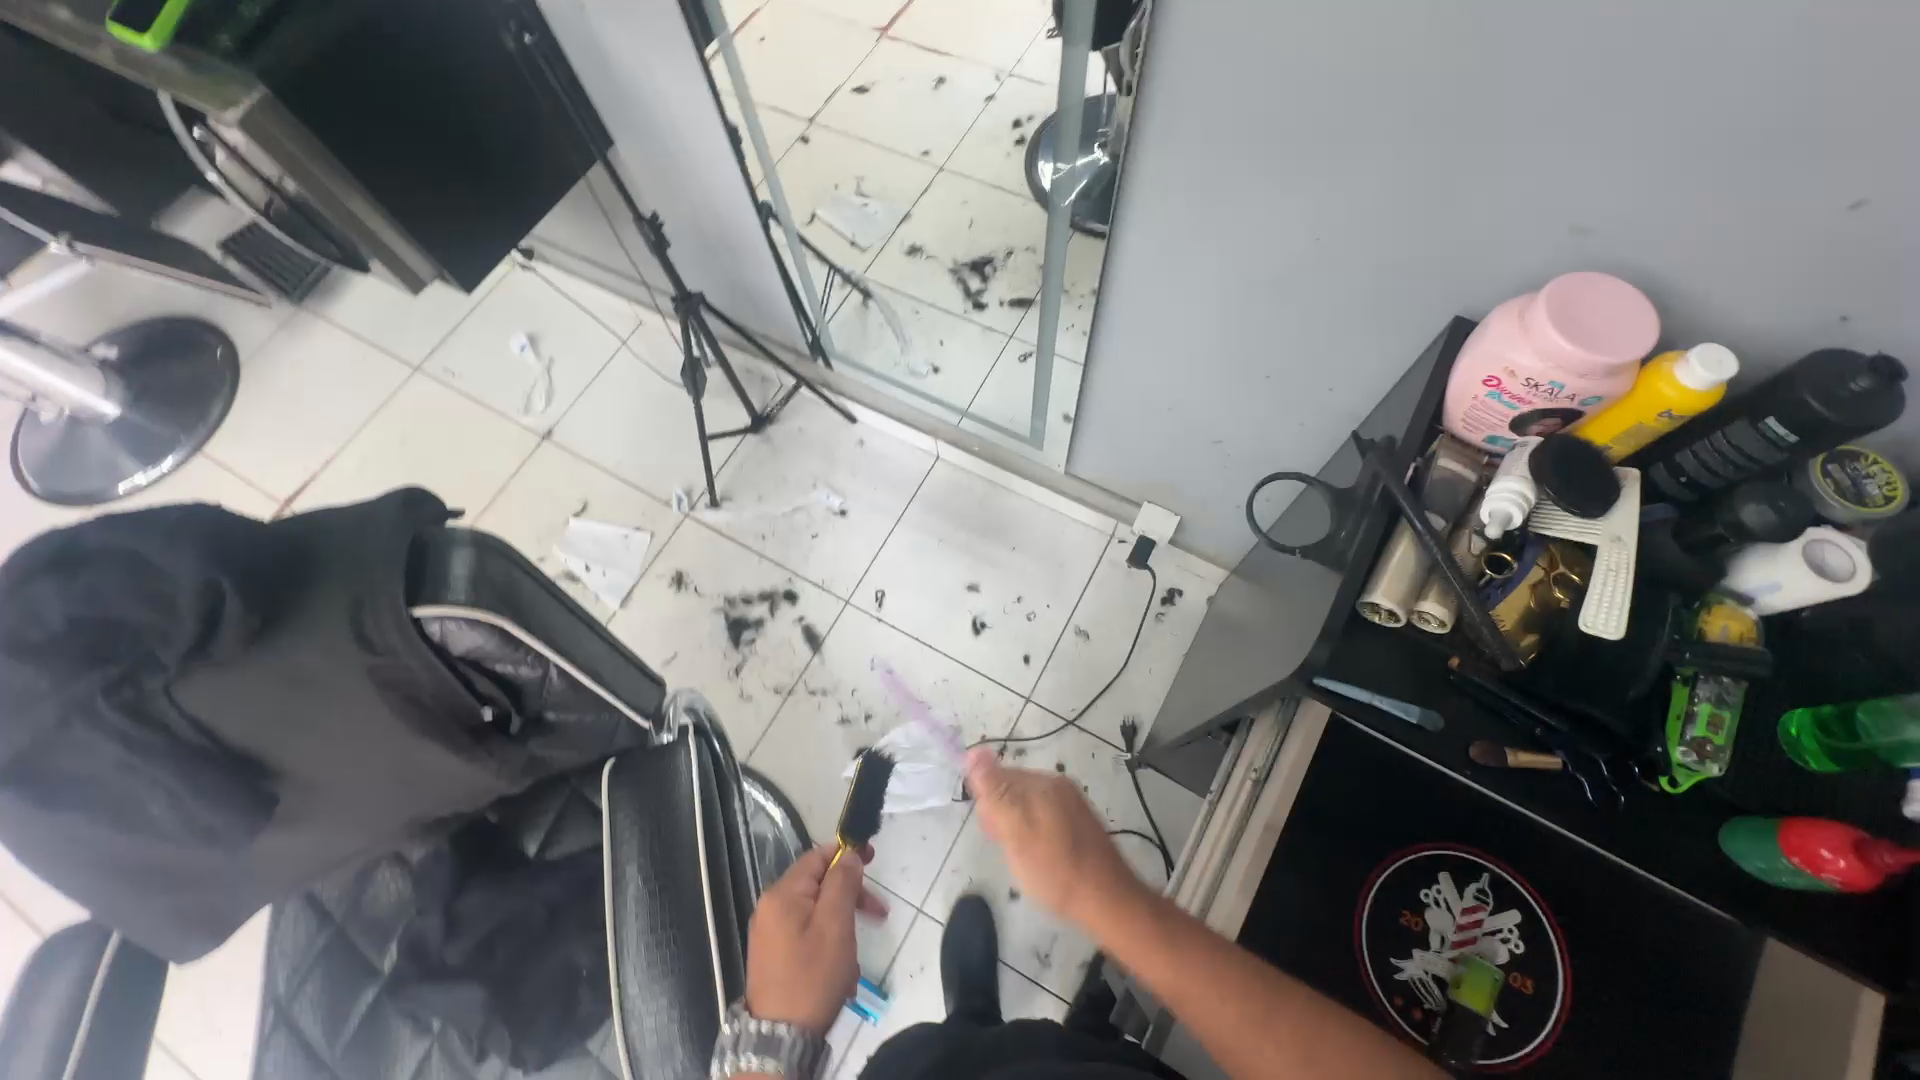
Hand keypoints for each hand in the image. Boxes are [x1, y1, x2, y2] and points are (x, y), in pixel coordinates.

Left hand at [744, 845, 887, 1034]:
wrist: (781, 1038)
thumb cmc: (812, 977)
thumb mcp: (835, 926)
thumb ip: (842, 884)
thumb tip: (849, 855)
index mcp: (782, 894)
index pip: (817, 857)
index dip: (846, 854)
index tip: (873, 858)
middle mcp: (770, 907)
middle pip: (816, 884)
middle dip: (848, 894)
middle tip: (878, 911)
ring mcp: (769, 932)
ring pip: (814, 911)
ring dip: (841, 922)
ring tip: (856, 953)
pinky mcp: (774, 954)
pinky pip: (806, 933)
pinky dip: (828, 940)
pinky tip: (841, 966)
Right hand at [965, 747, 1146, 925]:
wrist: (1108, 901)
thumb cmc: (1056, 869)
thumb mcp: (1017, 831)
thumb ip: (995, 792)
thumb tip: (973, 752)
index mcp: (1044, 782)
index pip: (998, 775)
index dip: (988, 804)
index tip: (993, 831)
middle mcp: (1059, 786)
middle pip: (1013, 789)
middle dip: (1002, 816)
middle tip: (1010, 847)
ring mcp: (1072, 804)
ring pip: (1027, 807)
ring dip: (1017, 828)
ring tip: (1024, 856)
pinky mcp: (1079, 823)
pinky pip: (1044, 819)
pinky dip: (1034, 835)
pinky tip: (1040, 857)